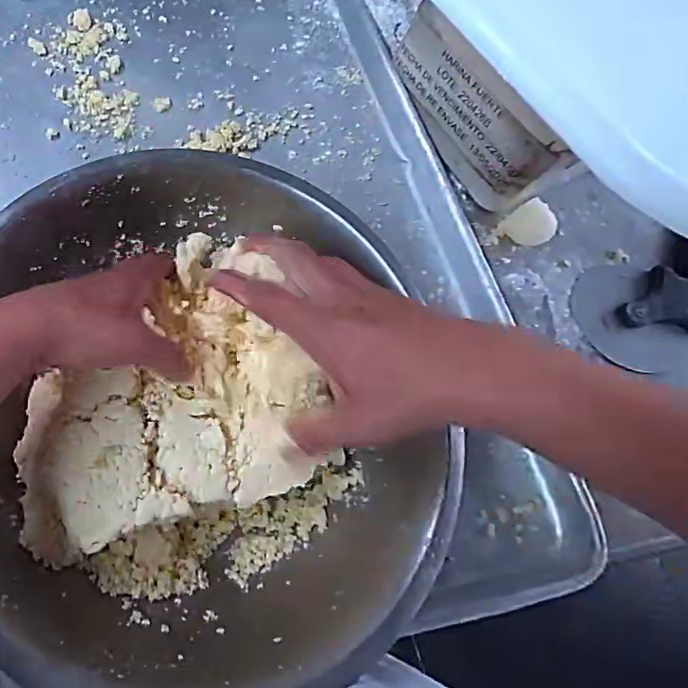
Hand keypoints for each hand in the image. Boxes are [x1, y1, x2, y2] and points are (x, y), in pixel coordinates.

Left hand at [0, 254, 188, 381]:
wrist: (24, 329)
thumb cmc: (86, 327)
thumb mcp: (135, 344)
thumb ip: (165, 355)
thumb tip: (191, 368)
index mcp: (128, 279)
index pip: (157, 262)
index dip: (174, 269)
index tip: (189, 284)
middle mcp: (104, 280)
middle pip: (134, 278)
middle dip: (152, 293)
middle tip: (169, 314)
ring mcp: (78, 295)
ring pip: (111, 297)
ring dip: (126, 310)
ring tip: (140, 333)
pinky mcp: (59, 313)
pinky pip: (90, 315)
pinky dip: (103, 326)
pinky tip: (103, 345)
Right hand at [209, 236, 553, 448]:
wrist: (474, 368)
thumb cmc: (410, 394)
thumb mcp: (361, 423)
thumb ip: (320, 432)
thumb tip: (287, 441)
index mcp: (320, 327)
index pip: (268, 299)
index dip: (236, 286)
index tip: (213, 275)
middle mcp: (336, 301)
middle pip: (292, 257)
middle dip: (261, 246)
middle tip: (241, 245)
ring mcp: (363, 293)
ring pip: (318, 257)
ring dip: (291, 250)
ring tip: (277, 254)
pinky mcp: (385, 295)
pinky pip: (341, 269)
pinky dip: (320, 264)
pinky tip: (327, 279)